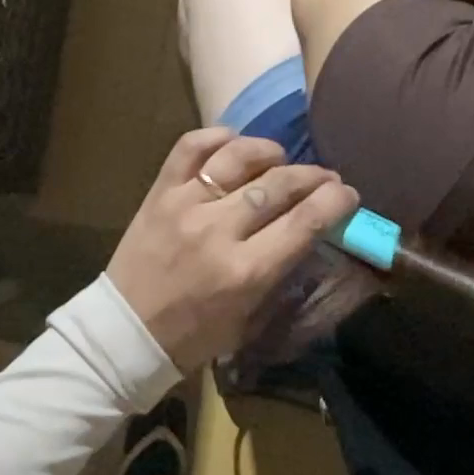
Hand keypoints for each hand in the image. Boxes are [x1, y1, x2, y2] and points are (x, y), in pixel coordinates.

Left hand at [106, 129, 359, 372]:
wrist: (125, 333)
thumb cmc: (193, 336)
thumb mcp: (249, 320)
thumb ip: (280, 276)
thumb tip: (309, 236)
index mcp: (246, 272)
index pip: (305, 222)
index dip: (336, 202)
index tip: (347, 195)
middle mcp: (218, 231)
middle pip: (279, 184)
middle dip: (313, 177)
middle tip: (324, 178)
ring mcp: (185, 206)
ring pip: (239, 157)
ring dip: (270, 152)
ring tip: (280, 159)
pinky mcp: (159, 193)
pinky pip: (190, 147)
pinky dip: (217, 137)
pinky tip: (233, 145)